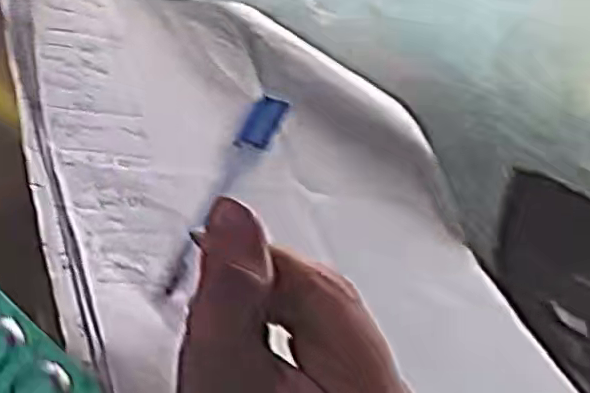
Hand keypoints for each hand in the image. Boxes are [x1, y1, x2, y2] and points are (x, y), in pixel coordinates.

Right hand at [178, 198, 406, 392]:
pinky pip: (320, 346)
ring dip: (266, 305)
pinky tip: (250, 349)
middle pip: (324, 297)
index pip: (314, 277)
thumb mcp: (219, 359)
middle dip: (259, 281)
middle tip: (211, 295)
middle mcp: (385, 388)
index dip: (251, 252)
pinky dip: (278, 332)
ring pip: (321, 321)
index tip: (204, 250)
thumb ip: (228, 284)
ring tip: (225, 326)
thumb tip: (231, 215)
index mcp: (366, 380)